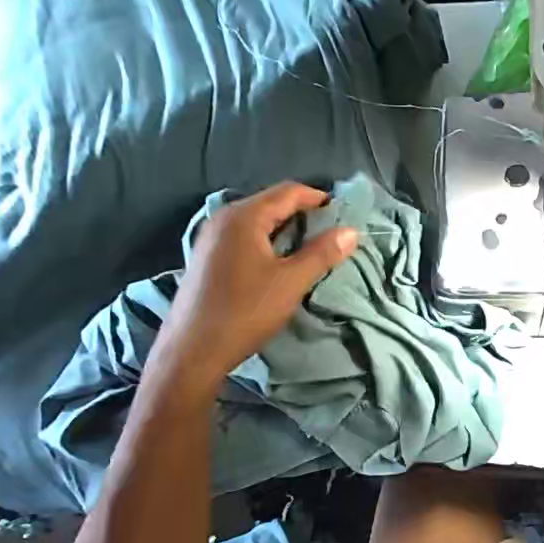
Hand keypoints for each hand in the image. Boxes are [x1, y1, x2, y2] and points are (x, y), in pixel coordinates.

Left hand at [149, 182, 357, 393]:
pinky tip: (273, 263)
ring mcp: (209, 238)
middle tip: (327, 232)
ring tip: (305, 248)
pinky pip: (240, 238)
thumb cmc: (244, 312)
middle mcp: (222, 218)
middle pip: (269, 203)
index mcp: (244, 216)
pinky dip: (262, 242)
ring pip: (253, 222)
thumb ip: (321, 253)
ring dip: (281, 230)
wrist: (192, 350)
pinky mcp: (203, 258)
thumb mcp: (290, 283)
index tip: (341, 213)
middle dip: (299, 213)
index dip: (317, 198)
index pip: (288, 191)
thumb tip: (351, 231)